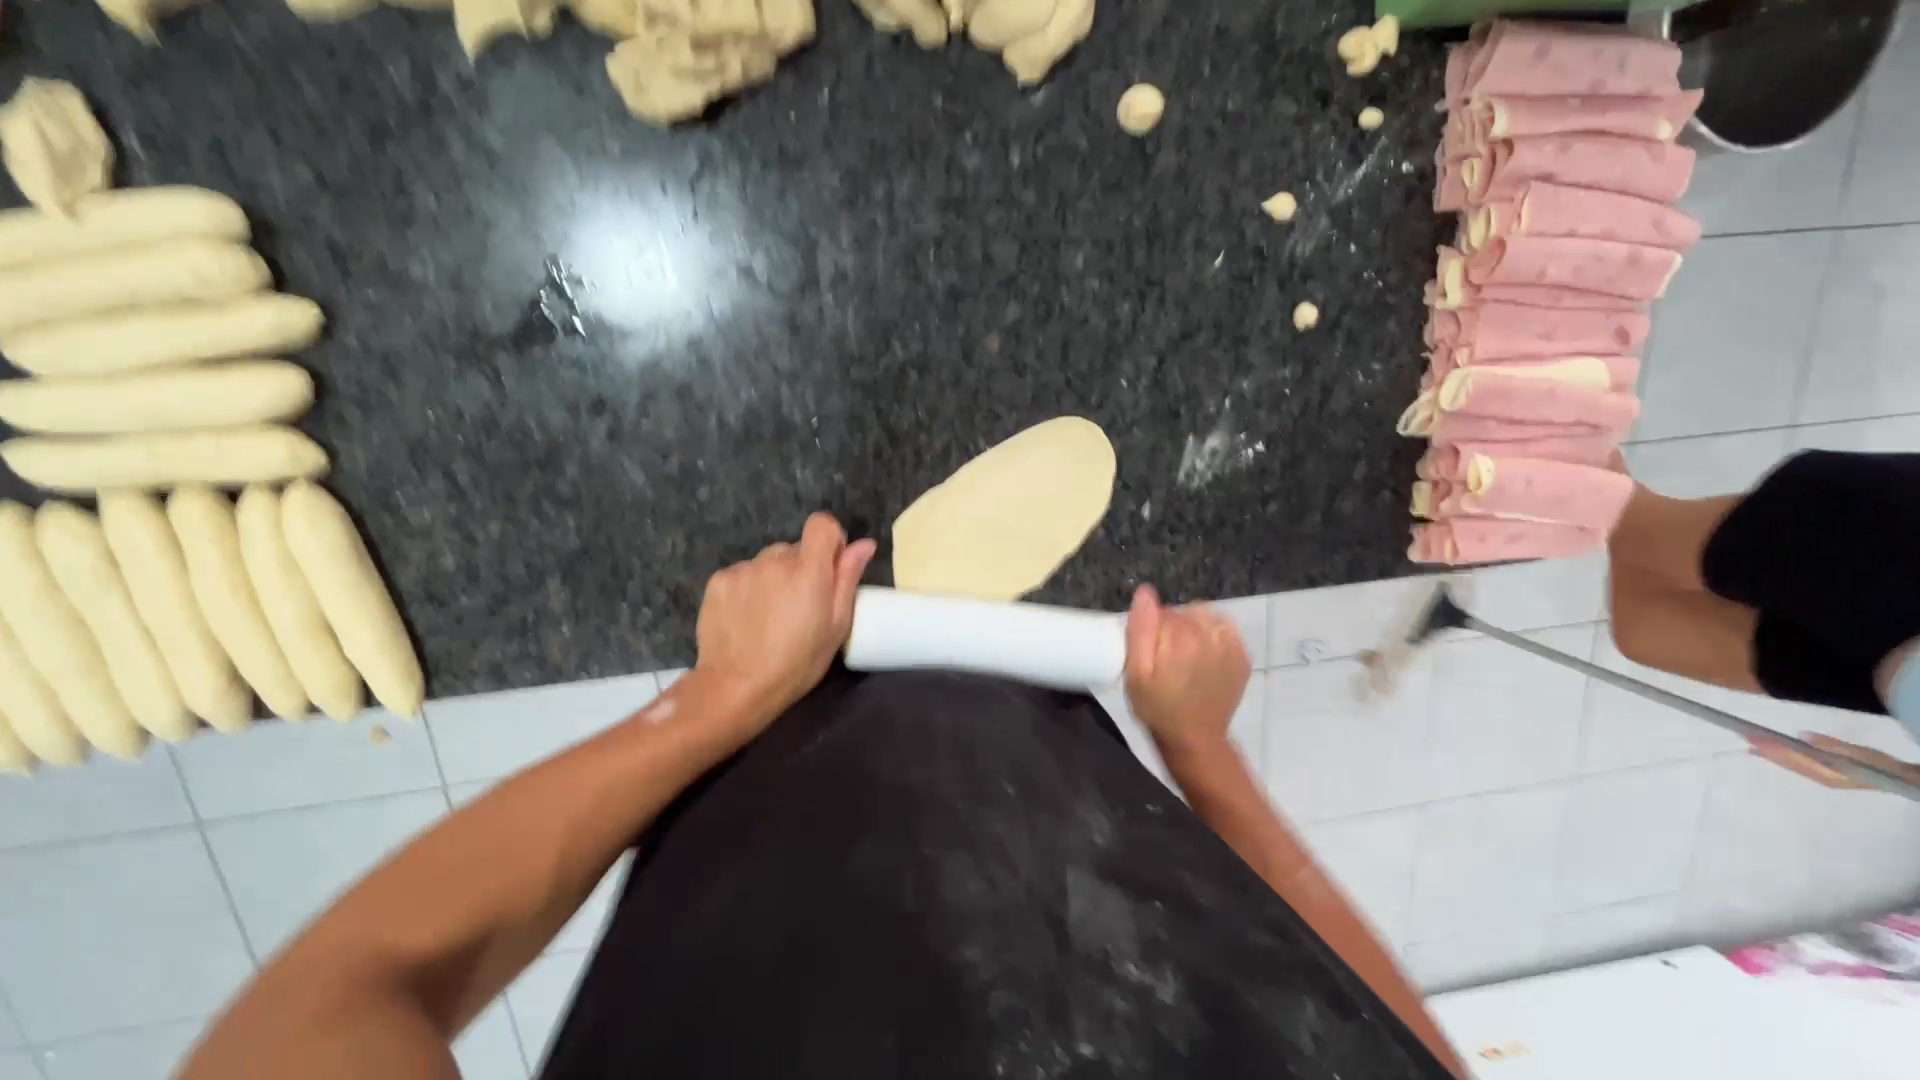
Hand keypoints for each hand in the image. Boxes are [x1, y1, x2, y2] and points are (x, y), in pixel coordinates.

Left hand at [692, 513, 875, 736]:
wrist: (736, 687)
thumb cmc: (797, 663)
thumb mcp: (835, 626)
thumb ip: (848, 578)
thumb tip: (864, 544)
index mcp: (808, 570)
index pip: (822, 523)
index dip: (830, 540)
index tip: (829, 567)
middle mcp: (774, 560)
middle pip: (794, 548)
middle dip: (801, 568)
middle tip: (798, 607)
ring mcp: (743, 569)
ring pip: (767, 561)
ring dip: (773, 578)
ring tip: (769, 616)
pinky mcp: (718, 581)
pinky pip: (742, 573)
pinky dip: (748, 588)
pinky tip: (747, 618)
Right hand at [1123, 584, 1250, 755]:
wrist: (1194, 739)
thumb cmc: (1158, 708)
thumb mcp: (1137, 672)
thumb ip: (1140, 629)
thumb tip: (1145, 592)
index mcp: (1183, 636)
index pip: (1161, 611)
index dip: (1150, 629)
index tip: (1148, 652)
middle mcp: (1211, 634)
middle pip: (1184, 614)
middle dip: (1171, 628)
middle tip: (1164, 659)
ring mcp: (1231, 645)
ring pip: (1205, 618)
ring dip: (1193, 629)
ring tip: (1185, 658)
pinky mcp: (1242, 657)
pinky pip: (1224, 630)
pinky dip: (1213, 637)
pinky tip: (1203, 659)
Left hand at [1748, 732, 1919, 790]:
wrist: (1901, 779)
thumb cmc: (1880, 765)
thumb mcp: (1858, 753)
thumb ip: (1831, 746)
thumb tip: (1803, 736)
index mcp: (1826, 774)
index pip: (1792, 759)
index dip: (1770, 748)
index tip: (1750, 738)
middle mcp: (1819, 777)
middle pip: (1786, 762)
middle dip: (1765, 750)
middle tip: (1742, 736)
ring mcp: (1822, 777)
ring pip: (1789, 764)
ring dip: (1770, 753)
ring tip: (1750, 742)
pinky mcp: (1825, 775)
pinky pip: (1797, 765)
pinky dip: (1782, 757)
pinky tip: (1773, 752)